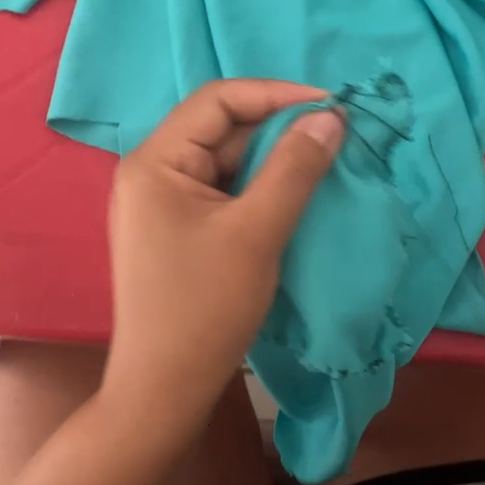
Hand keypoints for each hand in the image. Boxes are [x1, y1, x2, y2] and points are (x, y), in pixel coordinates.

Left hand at [102, 79, 344, 432]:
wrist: (164, 389)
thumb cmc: (205, 307)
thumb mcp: (257, 232)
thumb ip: (294, 168)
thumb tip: (330, 117)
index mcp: (155, 160)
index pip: (217, 100)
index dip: (275, 94)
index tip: (329, 104)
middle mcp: (150, 170)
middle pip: (220, 128)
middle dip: (276, 127)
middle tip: (333, 134)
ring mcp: (160, 201)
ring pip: (224, 160)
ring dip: (270, 158)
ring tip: (321, 160)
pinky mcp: (174, 227)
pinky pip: (220, 188)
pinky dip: (256, 186)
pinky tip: (291, 193)